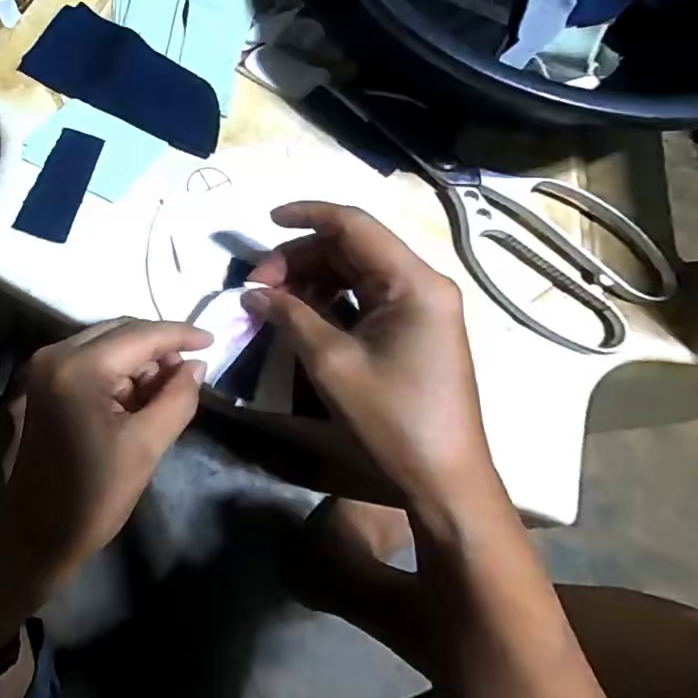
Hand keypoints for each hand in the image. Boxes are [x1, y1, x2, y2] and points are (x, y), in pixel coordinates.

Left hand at [0, 320, 208, 649]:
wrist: (33, 536)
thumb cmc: (93, 494)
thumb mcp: (147, 445)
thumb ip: (178, 397)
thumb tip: (197, 365)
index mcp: (80, 367)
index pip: (142, 335)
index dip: (181, 334)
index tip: (214, 340)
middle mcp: (59, 353)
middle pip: (124, 330)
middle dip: (161, 345)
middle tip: (192, 368)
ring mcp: (48, 365)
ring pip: (111, 341)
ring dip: (143, 357)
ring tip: (170, 386)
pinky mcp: (47, 379)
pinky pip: (95, 356)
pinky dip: (123, 368)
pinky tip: (143, 392)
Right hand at [242, 202, 496, 510]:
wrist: (445, 482)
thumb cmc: (393, 419)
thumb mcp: (333, 364)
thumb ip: (291, 317)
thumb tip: (252, 293)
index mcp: (413, 282)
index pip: (355, 225)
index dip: (309, 215)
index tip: (268, 220)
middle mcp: (421, 283)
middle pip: (352, 248)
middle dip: (301, 258)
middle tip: (258, 287)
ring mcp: (419, 305)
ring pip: (355, 272)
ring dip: (312, 280)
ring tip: (272, 303)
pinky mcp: (412, 327)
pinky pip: (365, 297)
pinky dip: (330, 300)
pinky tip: (300, 315)